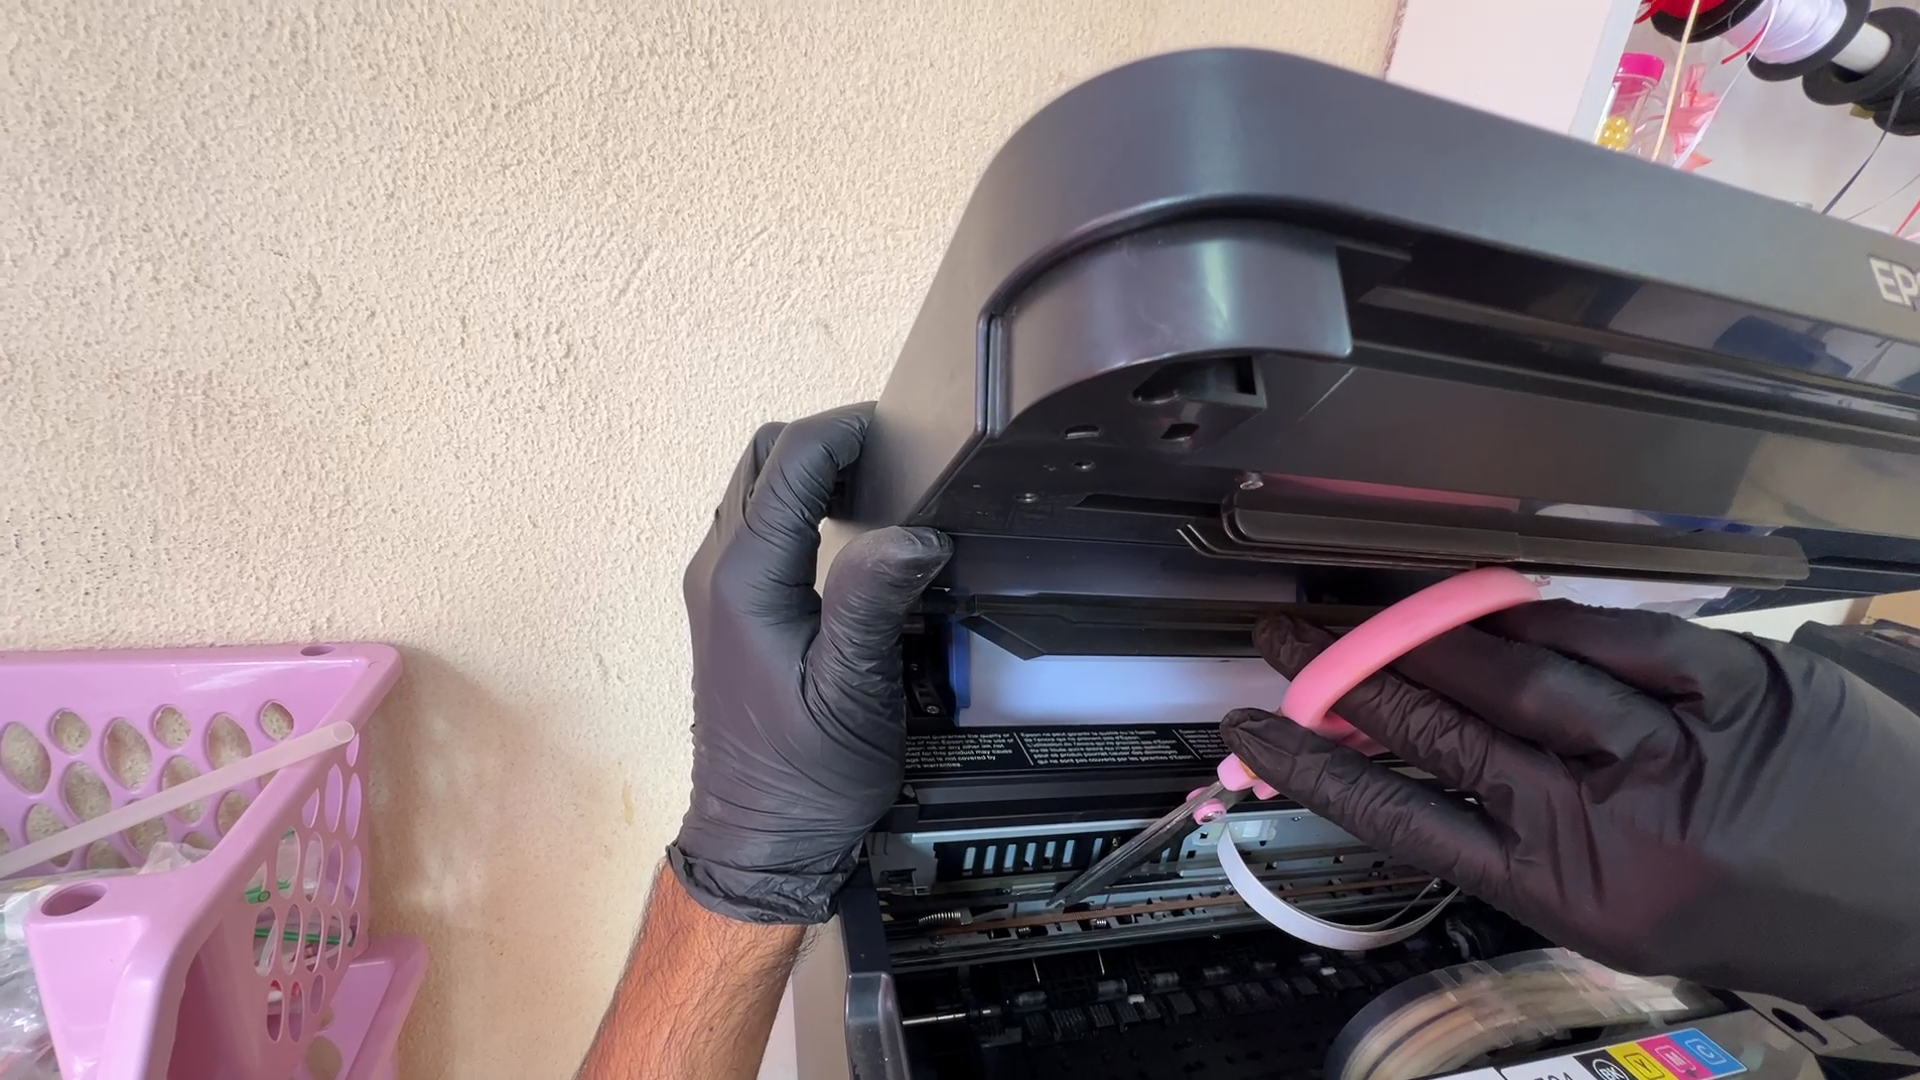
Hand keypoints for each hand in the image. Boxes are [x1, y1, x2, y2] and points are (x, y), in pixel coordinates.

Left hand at [668, 404, 950, 923]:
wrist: (758, 841)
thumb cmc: (807, 775)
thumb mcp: (852, 691)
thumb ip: (873, 599)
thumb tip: (916, 529)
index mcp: (745, 578)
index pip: (789, 466)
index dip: (843, 433)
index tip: (899, 433)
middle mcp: (717, 569)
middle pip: (760, 463)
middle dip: (824, 444)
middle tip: (892, 460)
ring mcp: (715, 587)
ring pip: (755, 491)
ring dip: (810, 473)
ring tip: (877, 486)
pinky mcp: (727, 608)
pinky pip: (756, 527)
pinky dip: (798, 505)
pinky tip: (844, 531)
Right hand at [1219, 602, 1919, 1040]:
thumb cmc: (1730, 906)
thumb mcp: (1593, 899)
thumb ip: (1483, 824)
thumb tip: (1368, 751)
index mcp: (1567, 890)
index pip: (1397, 816)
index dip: (1309, 765)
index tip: (1253, 728)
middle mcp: (1615, 826)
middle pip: (1436, 730)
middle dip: (1342, 674)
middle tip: (1289, 639)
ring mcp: (1677, 748)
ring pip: (1508, 671)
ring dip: (1416, 638)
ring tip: (1365, 619)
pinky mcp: (1733, 681)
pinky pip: (1597, 630)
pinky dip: (1525, 613)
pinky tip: (1481, 611)